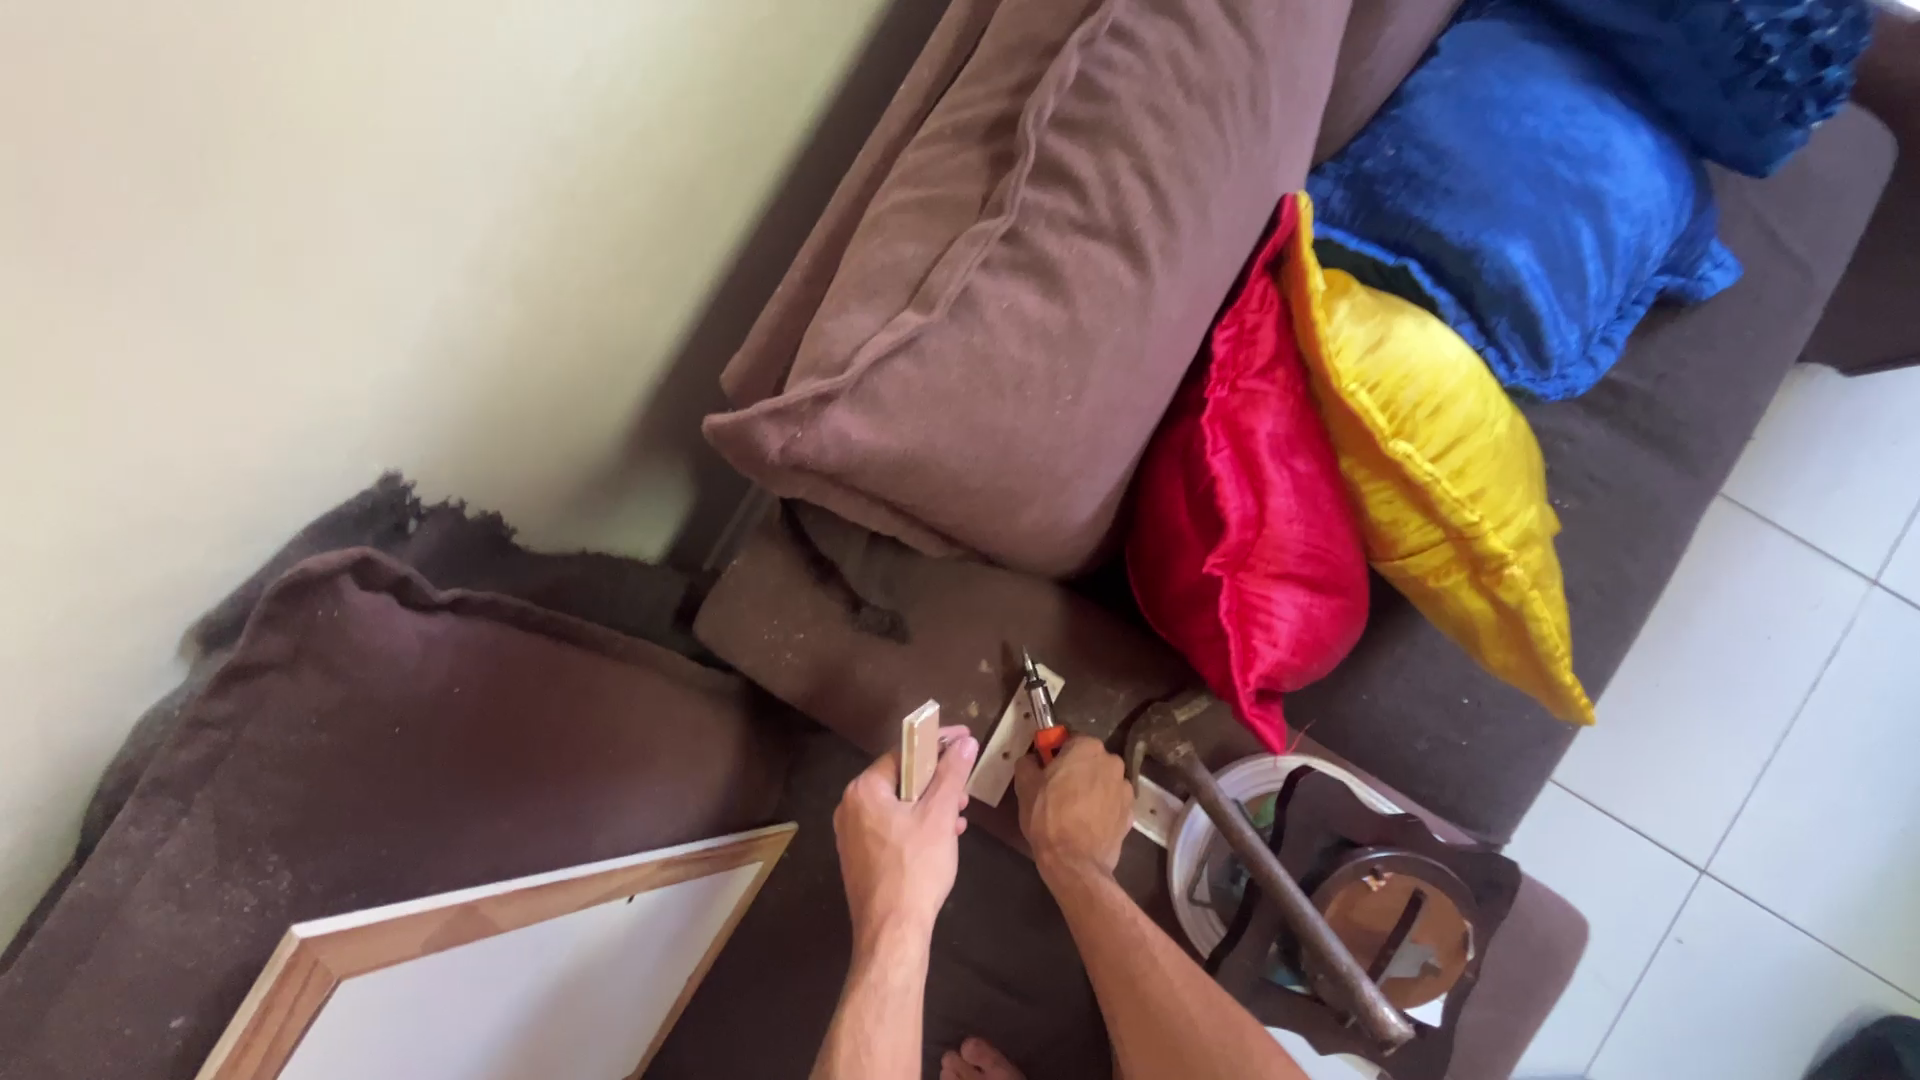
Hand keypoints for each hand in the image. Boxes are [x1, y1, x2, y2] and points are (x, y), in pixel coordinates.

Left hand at [833, 725, 977, 951]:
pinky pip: (891, 828)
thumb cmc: (915, 868)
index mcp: (864, 789)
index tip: (963, 741)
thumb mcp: (939, 815)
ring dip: (930, 805)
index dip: (936, 745)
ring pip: (898, 806)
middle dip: (936, 781)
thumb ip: (952, 774)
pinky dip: (916, 826)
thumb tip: (965, 742)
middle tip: (964, 788)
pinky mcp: (859, 859)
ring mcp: (851, 835)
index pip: (903, 752)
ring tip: (958, 816)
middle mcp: (850, 807)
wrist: (892, 933)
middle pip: (901, 779)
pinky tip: (942, 837)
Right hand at [1014, 735, 1133, 883]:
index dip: (1056, 755)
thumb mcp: (1025, 784)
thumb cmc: (1047, 816)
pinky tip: (1087, 824)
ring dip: (1091, 789)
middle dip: (1076, 771)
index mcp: (1087, 747)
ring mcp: (1125, 789)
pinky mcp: (1130, 814)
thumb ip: (1028, 762)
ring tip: (1073, 811)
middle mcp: (1112, 762)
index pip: (1070, 741)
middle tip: (1057, 791)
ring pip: (1103, 782)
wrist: (1074, 861)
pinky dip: (1102, 809)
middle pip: (1090, 761)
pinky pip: (1112, 804)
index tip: (1046, 771)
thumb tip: (1033, 759)